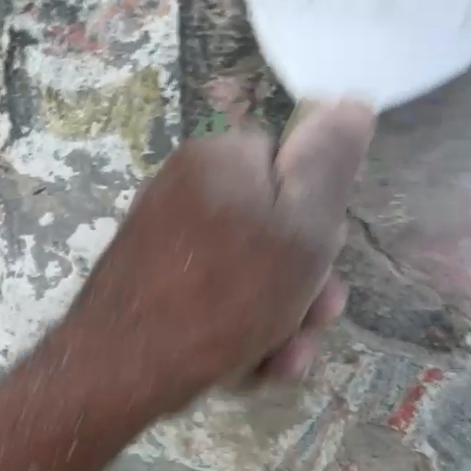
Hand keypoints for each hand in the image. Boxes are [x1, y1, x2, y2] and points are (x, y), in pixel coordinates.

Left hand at [63, 102, 375, 410]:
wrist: (122, 366)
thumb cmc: (225, 295)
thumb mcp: (303, 228)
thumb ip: (328, 165)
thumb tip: (348, 102)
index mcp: (217, 159)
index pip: (290, 164)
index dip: (318, 214)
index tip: (323, 255)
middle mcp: (183, 187)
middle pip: (271, 226)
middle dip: (303, 282)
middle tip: (313, 318)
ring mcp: (161, 236)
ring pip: (246, 272)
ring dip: (279, 319)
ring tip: (282, 359)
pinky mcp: (148, 279)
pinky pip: (211, 297)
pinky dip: (236, 330)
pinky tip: (250, 368)